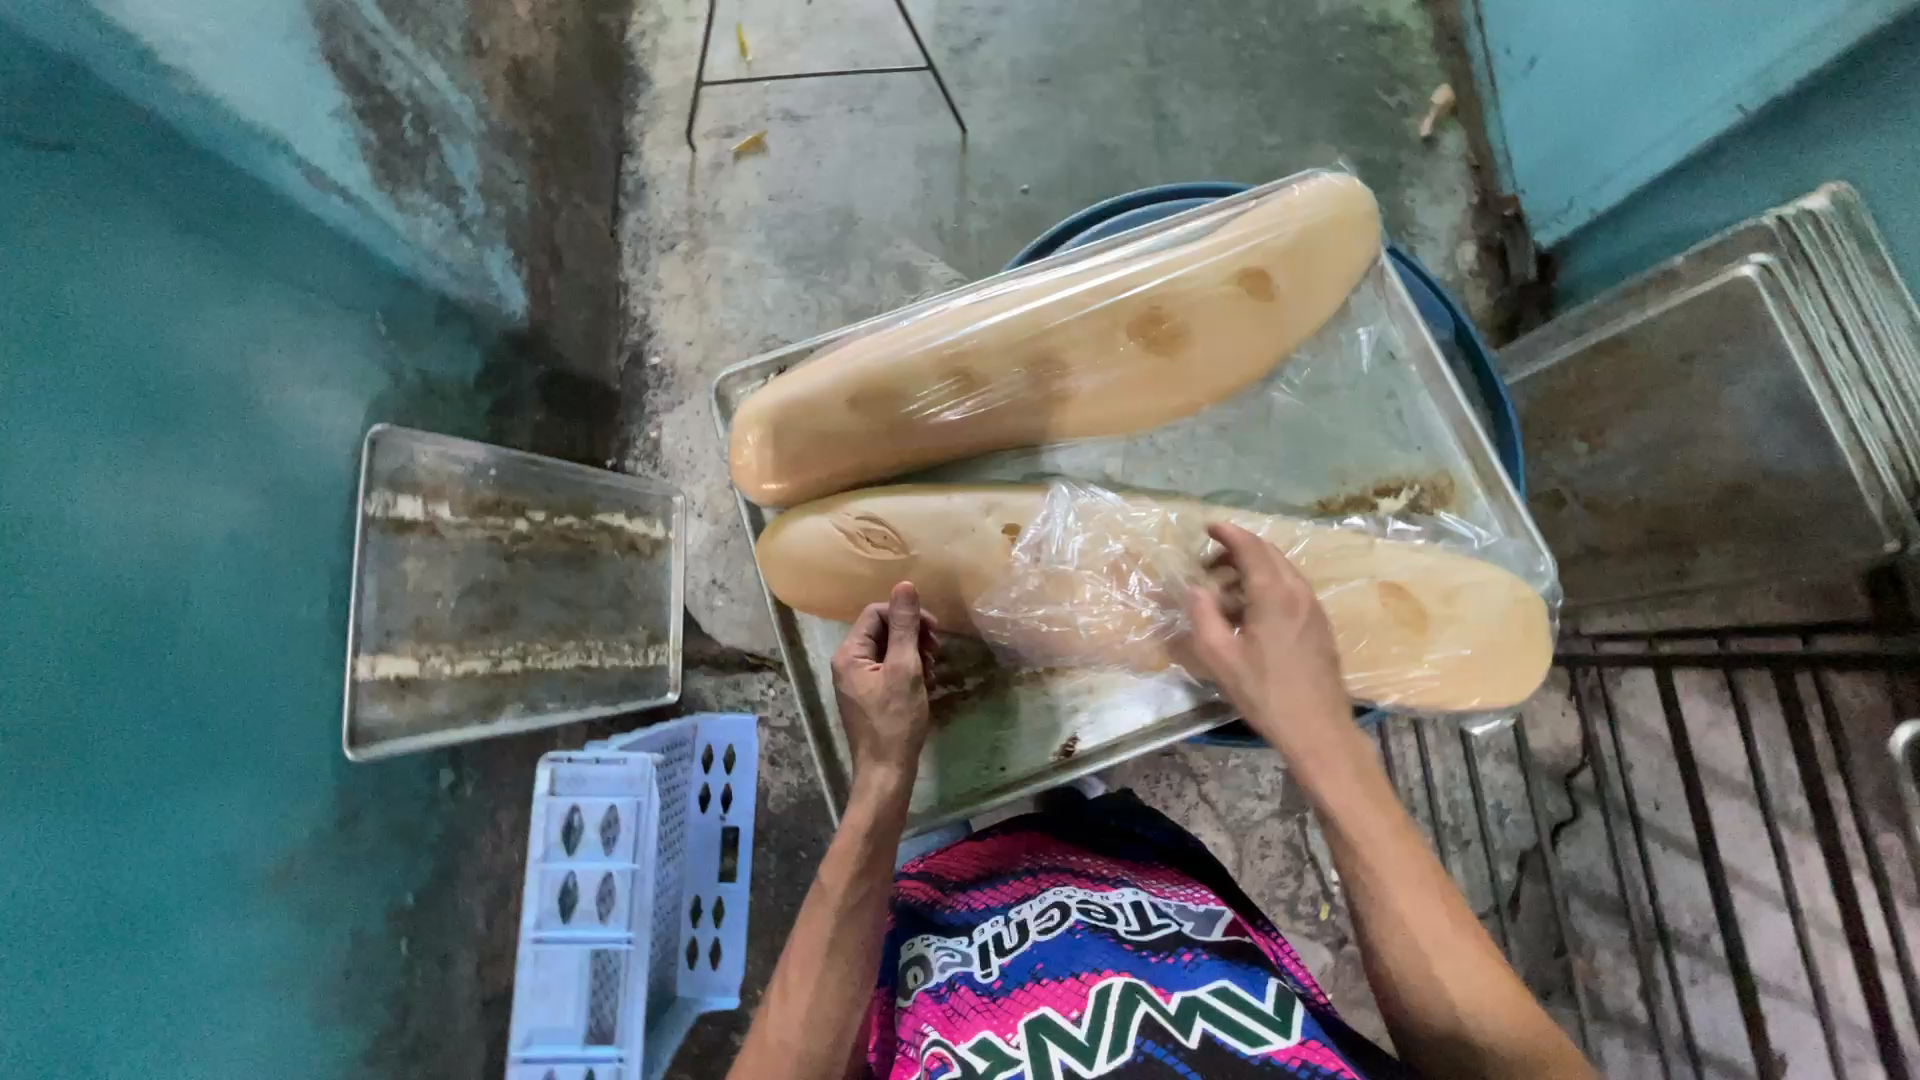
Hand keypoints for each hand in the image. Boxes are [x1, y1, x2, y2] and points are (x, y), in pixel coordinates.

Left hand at [831, 581, 939, 782]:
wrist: (887, 770)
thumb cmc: (896, 720)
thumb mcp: (905, 668)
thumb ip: (905, 626)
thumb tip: (905, 586)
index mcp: (849, 654)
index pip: (876, 613)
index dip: (907, 615)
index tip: (934, 630)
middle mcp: (848, 663)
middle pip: (883, 630)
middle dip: (913, 635)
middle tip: (937, 651)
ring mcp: (858, 681)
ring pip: (889, 650)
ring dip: (915, 653)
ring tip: (933, 670)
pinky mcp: (870, 695)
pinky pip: (890, 669)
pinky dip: (910, 670)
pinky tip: (927, 683)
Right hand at [1180, 523, 1353, 760]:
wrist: (1317, 728)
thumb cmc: (1263, 692)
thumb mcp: (1219, 656)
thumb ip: (1202, 614)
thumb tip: (1195, 587)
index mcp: (1274, 594)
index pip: (1251, 548)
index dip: (1228, 533)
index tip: (1208, 526)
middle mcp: (1298, 592)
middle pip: (1269, 554)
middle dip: (1238, 549)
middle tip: (1209, 561)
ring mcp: (1314, 608)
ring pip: (1282, 570)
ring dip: (1253, 567)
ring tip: (1224, 587)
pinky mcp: (1319, 625)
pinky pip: (1291, 588)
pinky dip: (1267, 584)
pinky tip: (1249, 609)